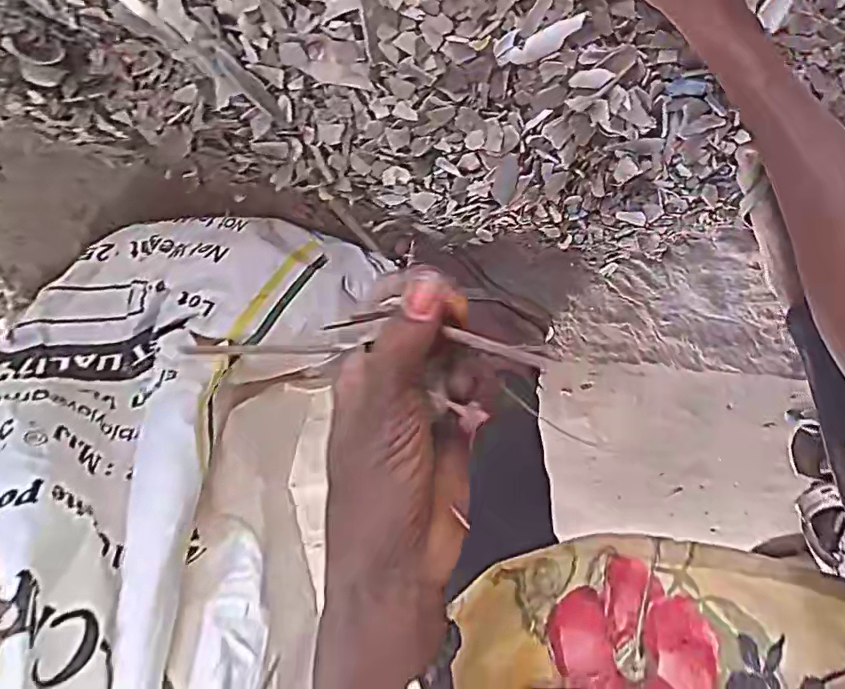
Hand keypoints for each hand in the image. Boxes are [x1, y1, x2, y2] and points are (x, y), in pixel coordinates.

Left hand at [315, 269, 473, 688]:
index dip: (422, 298)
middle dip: (453, 334)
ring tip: (466, 394)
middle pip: (432, 328)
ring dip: (469, 366)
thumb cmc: (377, 482)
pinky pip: (474, 385)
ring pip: (458, 355)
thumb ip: (406, 341)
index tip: (450, 301)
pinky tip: (477, 411)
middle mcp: (394, 376)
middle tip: (466, 345)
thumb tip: (428, 282)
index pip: (393, 310)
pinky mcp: (455, 421)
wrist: (402, 562)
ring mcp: (425, 398)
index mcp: (364, 366)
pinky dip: (480, 391)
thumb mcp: (385, 404)